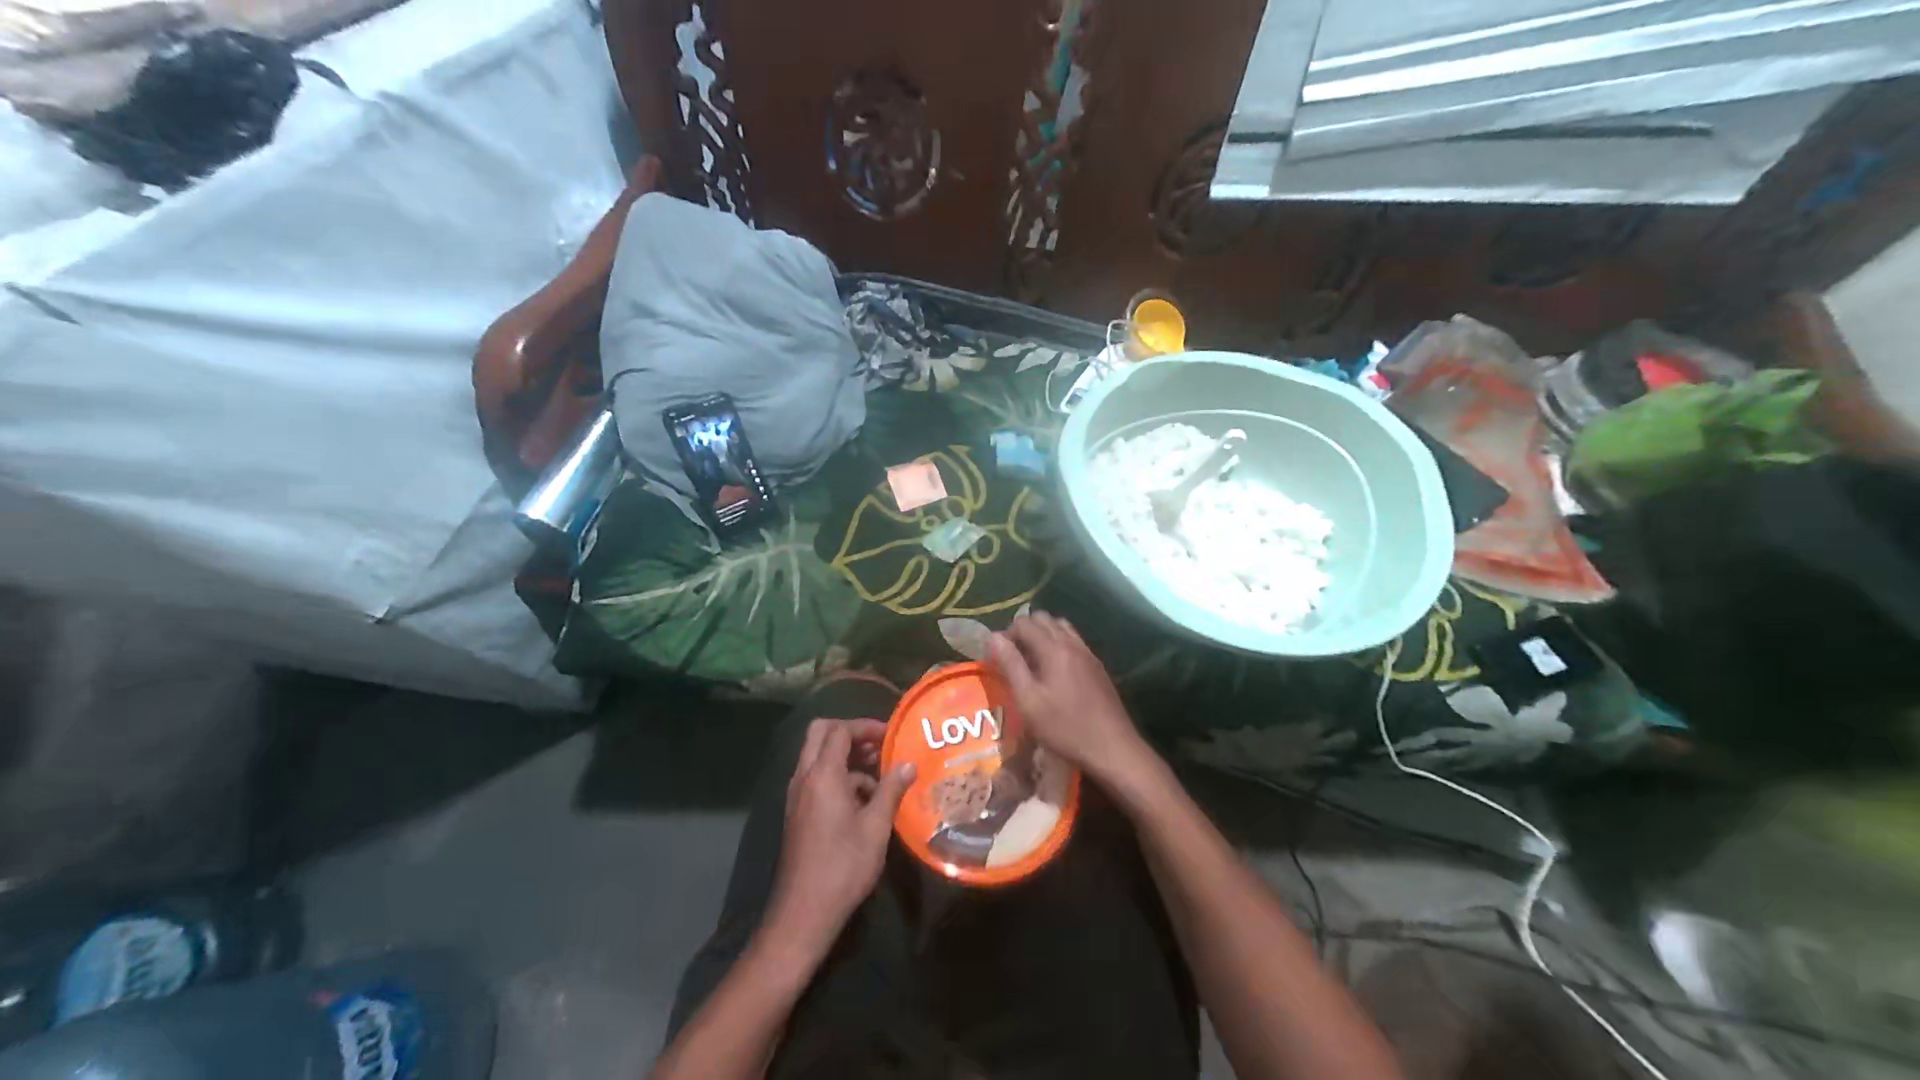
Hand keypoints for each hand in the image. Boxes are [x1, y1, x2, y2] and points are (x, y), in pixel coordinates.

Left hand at [764, 719, 914, 956]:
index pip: (839, 731)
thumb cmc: (843, 865)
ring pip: (817, 756)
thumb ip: (891, 790)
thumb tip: (908, 764)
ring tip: (880, 775)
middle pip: (821, 734)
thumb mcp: (876, 827)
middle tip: (879, 747)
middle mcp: (804, 777)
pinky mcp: (798, 811)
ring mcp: (797, 795)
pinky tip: (864, 800)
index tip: (891, 735)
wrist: (804, 910)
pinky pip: (816, 777)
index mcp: (822, 775)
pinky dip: (838, 776)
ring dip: (845, 756)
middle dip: (850, 733)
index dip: (865, 726)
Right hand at [989, 614, 1157, 790]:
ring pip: (1061, 627)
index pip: (1024, 623)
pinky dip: (1058, 645)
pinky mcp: (1097, 666)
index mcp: (1054, 648)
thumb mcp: (1028, 700)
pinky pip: (1073, 641)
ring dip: (1042, 636)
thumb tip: (994, 637)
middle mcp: (1072, 643)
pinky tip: (1053, 672)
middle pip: (1044, 619)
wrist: (1112, 747)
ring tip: (1031, 663)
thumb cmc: (1064, 727)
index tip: (997, 658)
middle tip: (1013, 658)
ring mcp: (1088, 653)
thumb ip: (1010, 665)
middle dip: (1023, 631)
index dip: (1006, 635)